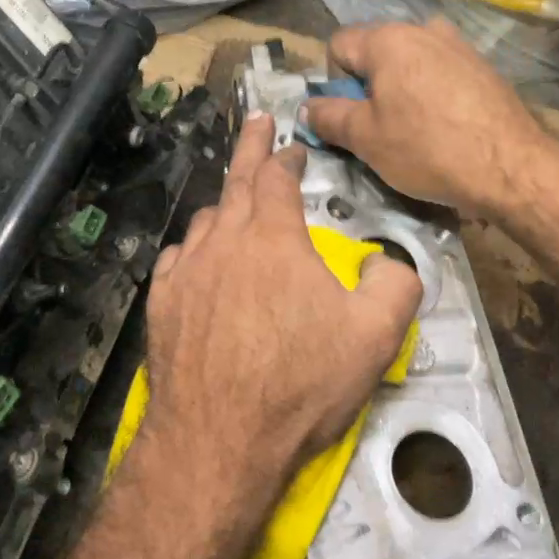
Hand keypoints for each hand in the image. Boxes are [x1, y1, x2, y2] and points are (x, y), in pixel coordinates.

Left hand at [141, 113, 421, 475]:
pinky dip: (196, 250)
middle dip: (249, 146)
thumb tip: (386, 258)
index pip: (276, 176)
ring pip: (207, 220)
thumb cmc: (300, 383)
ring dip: (225, 206)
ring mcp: (188, 270)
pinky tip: (202, 262)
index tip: (293, 149)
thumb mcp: (375, 336)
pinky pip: (179, 258)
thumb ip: (395, 283)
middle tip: (255, 121)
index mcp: (273, 237)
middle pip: (236, 179)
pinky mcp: (163, 301)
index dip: (286, 157)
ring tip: (236, 205)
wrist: (219, 437)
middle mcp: (224, 240)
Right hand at [302, 19, 547, 214]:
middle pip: (376, 52)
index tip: (349, 116)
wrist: (513, 167)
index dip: (333, 82)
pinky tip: (445, 128)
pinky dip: (432, 94)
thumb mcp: (365, 138)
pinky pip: (440, 73)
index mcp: (388, 39)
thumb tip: (309, 107)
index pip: (338, 45)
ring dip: (401, 90)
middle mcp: (423, 29)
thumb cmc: (428, 148)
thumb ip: (329, 117)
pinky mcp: (483, 66)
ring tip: (414, 130)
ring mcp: (458, 45)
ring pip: (410, 63)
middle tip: (379, 128)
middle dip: (369, 86)